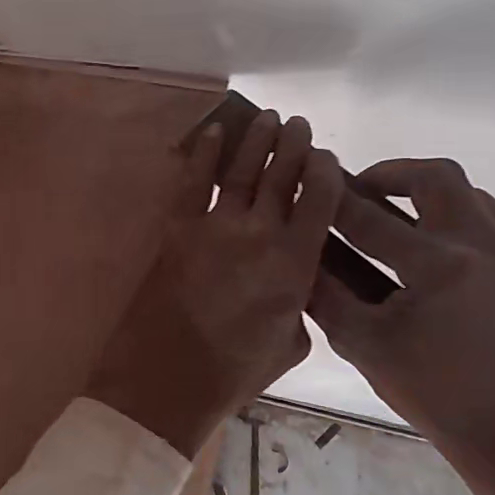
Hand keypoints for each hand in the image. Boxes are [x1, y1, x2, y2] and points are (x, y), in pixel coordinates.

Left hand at [88, 112, 343, 456]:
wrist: (168, 376)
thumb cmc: (235, 371)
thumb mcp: (291, 345)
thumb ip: (299, 304)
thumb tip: (295, 281)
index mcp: (295, 264)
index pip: (319, 201)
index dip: (325, 172)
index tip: (325, 156)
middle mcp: (259, 235)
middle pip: (282, 177)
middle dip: (293, 146)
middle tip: (298, 124)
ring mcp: (215, 227)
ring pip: (242, 171)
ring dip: (256, 141)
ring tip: (268, 118)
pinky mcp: (178, 228)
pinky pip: (193, 181)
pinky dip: (204, 153)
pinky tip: (214, 132)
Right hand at [306, 158, 494, 494]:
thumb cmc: (431, 393)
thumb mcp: (362, 344)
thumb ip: (325, 293)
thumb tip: (300, 252)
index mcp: (440, 266)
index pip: (371, 218)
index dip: (335, 197)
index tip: (314, 178)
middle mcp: (490, 247)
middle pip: (438, 178)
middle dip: (392, 174)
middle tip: (364, 187)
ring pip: (476, 200)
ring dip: (432, 200)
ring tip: (402, 218)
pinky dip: (465, 234)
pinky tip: (447, 263)